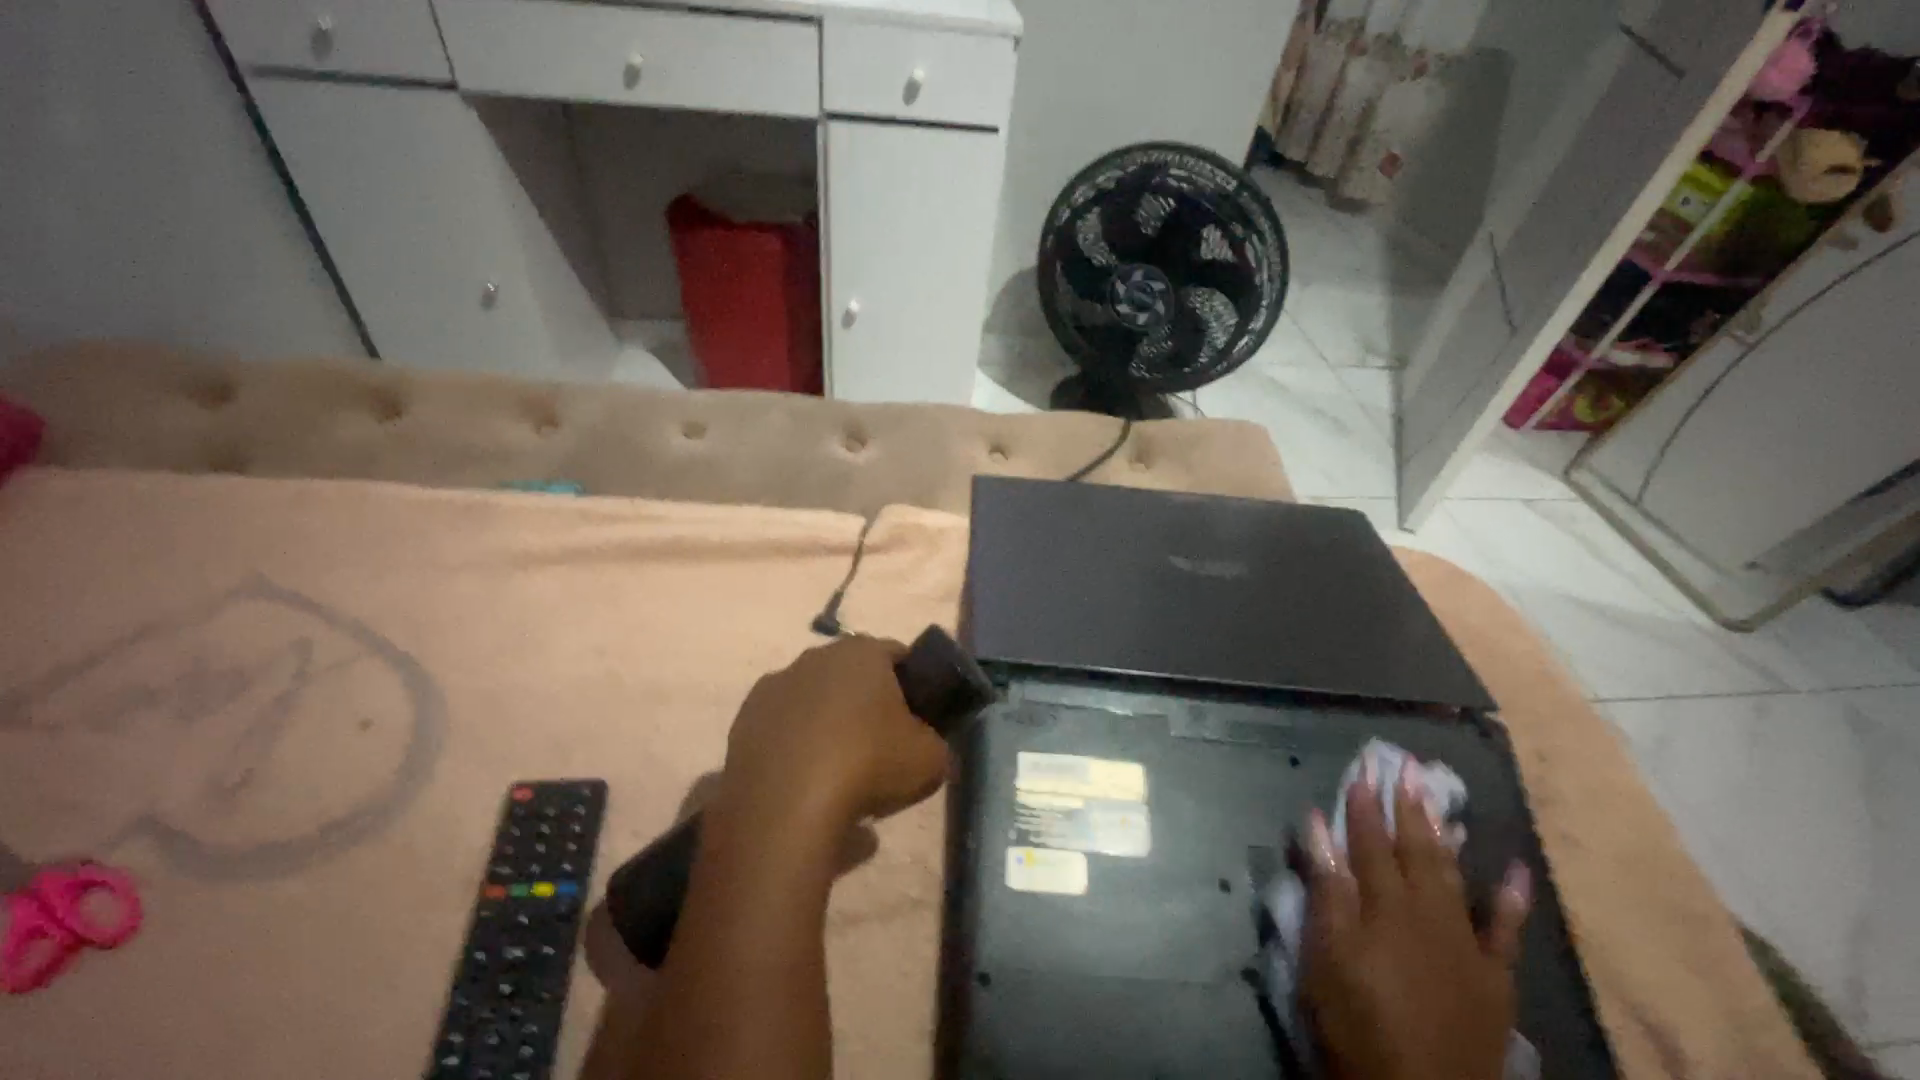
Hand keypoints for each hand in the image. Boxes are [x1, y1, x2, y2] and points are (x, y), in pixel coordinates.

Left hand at [718, 635, 950, 834]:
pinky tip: (805, 785)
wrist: (786, 809)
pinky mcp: (742, 724)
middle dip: (865, 702)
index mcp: (861, 653)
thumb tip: (923, 743)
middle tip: (882, 745)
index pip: (896, 654)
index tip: (919, 716)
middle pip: (849, 675)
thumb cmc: (869, 767)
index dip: (912, 683)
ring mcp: (772, 689)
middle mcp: (813, 658)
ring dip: (826, 725)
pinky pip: (781, 731)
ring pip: (811, 701)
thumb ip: (934, 740)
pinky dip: (794, 750)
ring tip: (840, 773)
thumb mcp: (932, 759)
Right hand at [1300, 768, 1531, 1079]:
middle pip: (1413, 850)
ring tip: (1440, 800)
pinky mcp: (1493, 975)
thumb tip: (1318, 821)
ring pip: (1453, 875)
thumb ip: (1325, 886)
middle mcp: (1426, 911)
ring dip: (1445, 836)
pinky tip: (1514, 868)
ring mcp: (1464, 941)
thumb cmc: (1357, 1019)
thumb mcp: (1325, 953)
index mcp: (1381, 904)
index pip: (1367, 843)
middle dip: (1407, 808)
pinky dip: (1510, 897)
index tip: (1361, 770)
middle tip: (1405, 768)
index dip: (1362, 807)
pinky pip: (1505, 929)